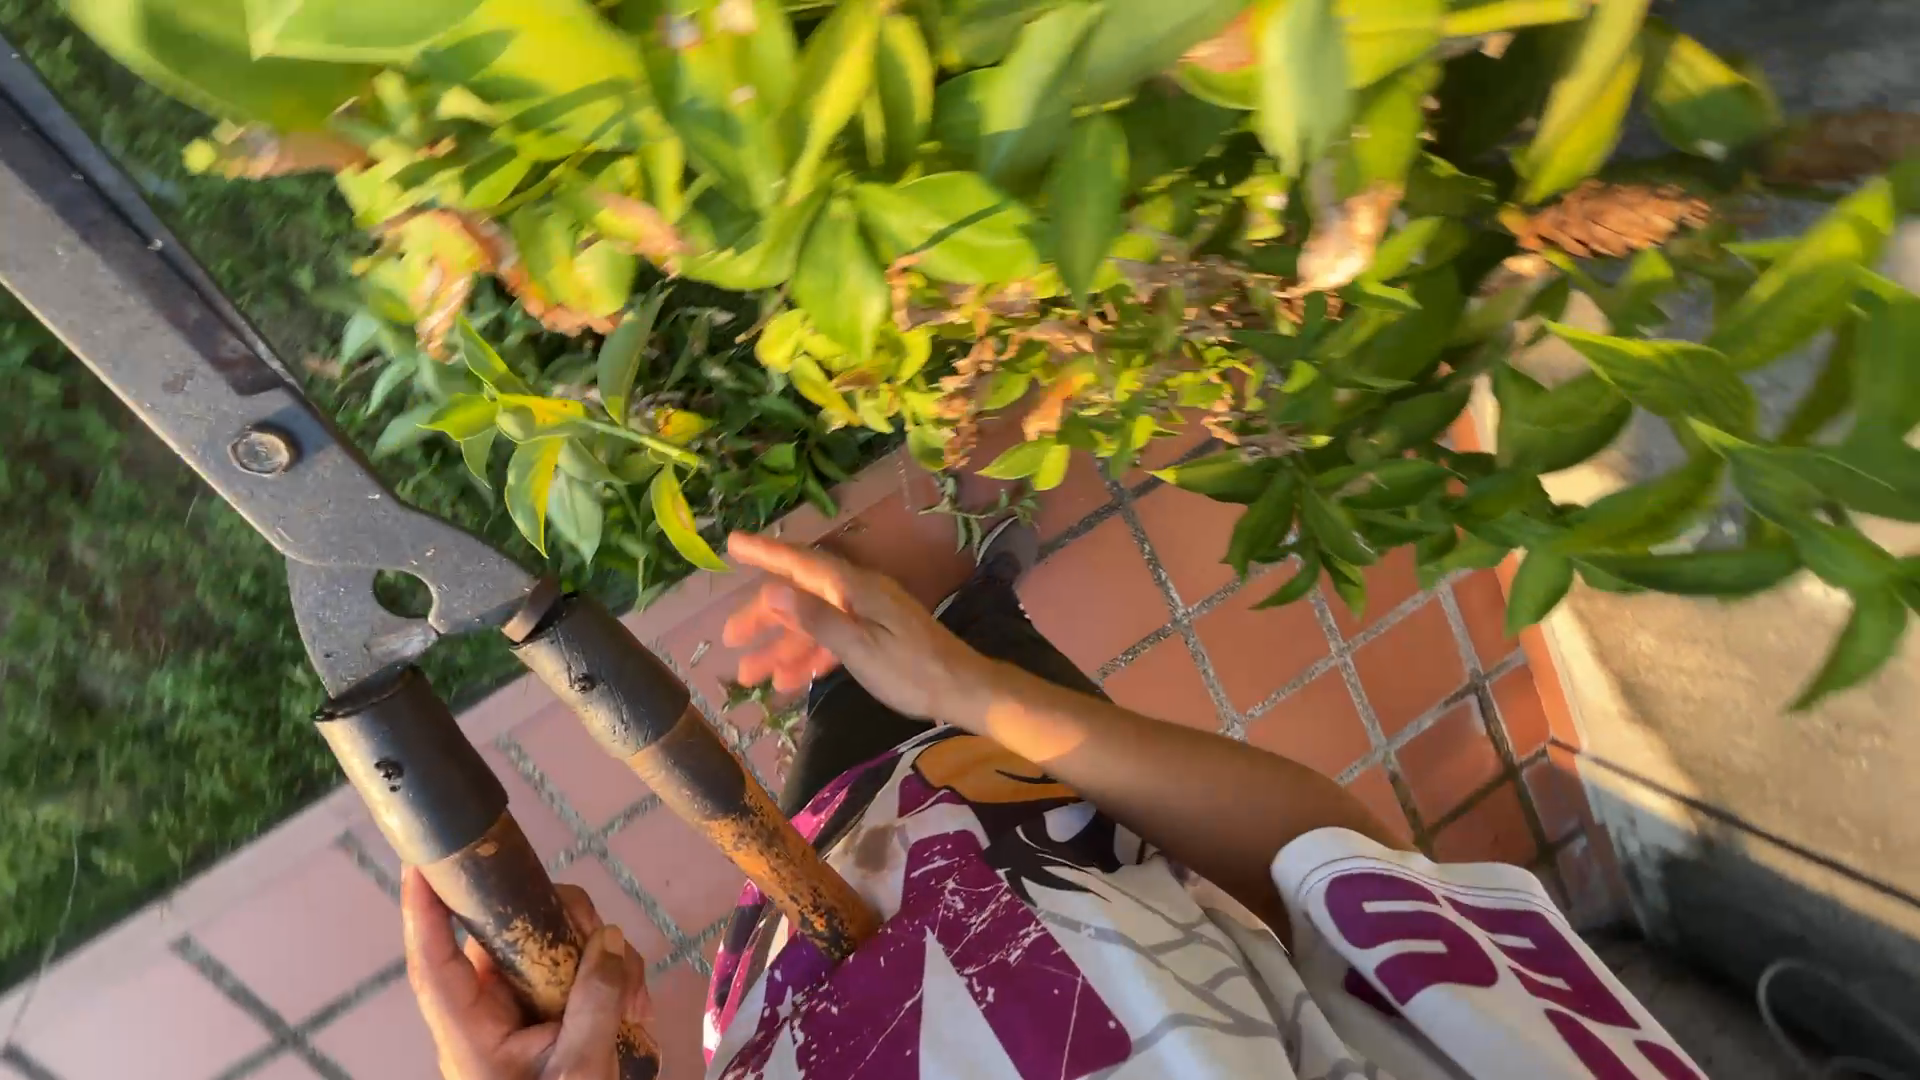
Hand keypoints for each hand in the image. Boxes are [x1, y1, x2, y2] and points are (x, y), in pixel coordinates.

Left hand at [402, 868, 650, 1079]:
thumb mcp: (579, 1071)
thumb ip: (594, 1004)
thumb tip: (608, 938)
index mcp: (473, 1033)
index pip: (438, 967)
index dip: (425, 916)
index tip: (419, 865)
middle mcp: (496, 1009)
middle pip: (518, 933)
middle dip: (571, 926)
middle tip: (611, 946)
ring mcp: (530, 1006)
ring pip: (564, 943)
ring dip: (610, 960)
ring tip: (636, 1005)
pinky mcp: (562, 1008)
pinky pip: (591, 965)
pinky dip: (621, 976)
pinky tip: (639, 1011)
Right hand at [723, 531, 994, 723]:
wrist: (962, 689)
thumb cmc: (910, 670)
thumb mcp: (858, 647)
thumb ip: (815, 618)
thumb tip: (771, 590)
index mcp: (854, 588)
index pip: (801, 563)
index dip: (764, 552)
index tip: (731, 544)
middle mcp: (859, 593)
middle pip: (802, 595)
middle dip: (764, 617)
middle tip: (729, 638)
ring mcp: (868, 614)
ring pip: (814, 623)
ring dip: (782, 647)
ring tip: (749, 675)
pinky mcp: (876, 636)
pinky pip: (834, 640)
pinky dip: (810, 658)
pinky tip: (788, 682)